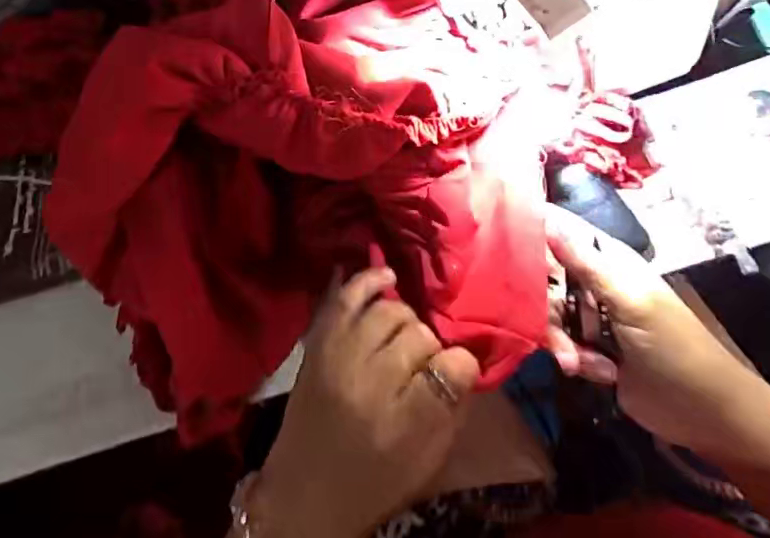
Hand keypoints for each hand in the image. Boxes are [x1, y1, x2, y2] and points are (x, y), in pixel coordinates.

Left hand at [250, 267, 479, 537]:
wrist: (305, 492)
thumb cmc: (374, 480)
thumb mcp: (425, 459)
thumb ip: (451, 409)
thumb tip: (464, 361)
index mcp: (405, 421)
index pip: (452, 367)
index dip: (461, 364)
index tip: (458, 370)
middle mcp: (371, 380)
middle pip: (419, 334)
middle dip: (430, 345)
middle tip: (423, 364)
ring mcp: (341, 354)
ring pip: (388, 310)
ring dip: (404, 320)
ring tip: (404, 338)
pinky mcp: (319, 342)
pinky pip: (346, 297)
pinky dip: (367, 280)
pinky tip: (386, 277)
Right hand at [543, 205, 769, 454]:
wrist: (707, 415)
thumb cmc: (674, 347)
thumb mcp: (629, 302)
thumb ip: (585, 263)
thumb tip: (546, 218)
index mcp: (606, 257)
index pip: (560, 229)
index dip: (532, 228)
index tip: (497, 237)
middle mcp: (592, 280)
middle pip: (544, 275)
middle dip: (545, 304)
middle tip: (553, 327)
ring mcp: (588, 315)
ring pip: (547, 312)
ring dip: (560, 339)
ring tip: (577, 362)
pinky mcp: (586, 348)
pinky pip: (559, 343)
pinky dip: (572, 358)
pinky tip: (594, 373)